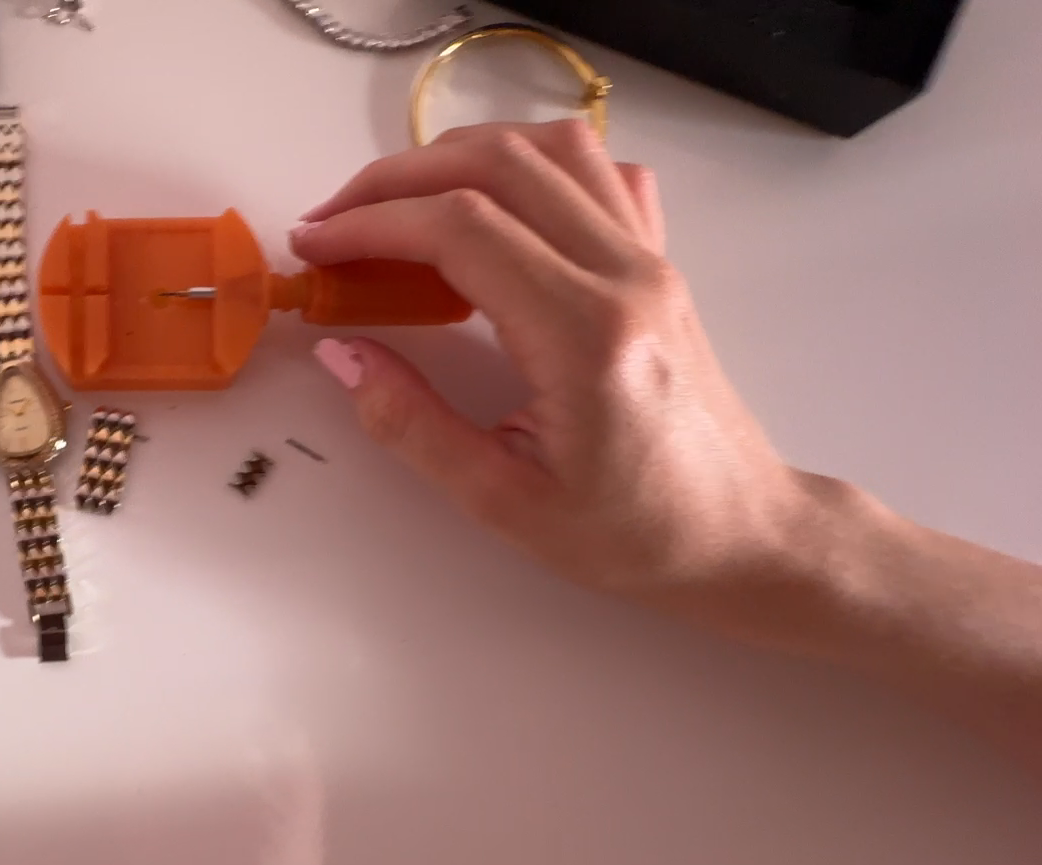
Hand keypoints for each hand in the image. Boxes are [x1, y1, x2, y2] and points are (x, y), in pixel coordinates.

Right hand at [291, 119, 834, 630]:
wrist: (735, 530)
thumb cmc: (622, 530)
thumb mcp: (496, 498)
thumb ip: (409, 423)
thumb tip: (340, 355)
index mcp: (582, 334)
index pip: (463, 230)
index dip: (371, 225)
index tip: (313, 247)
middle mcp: (624, 273)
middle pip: (500, 166)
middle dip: (394, 180)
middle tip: (330, 221)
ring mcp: (649, 258)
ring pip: (551, 149)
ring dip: (455, 157)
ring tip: (392, 204)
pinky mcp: (655, 262)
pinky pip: (595, 173)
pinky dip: (523, 165)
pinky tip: (485, 206)